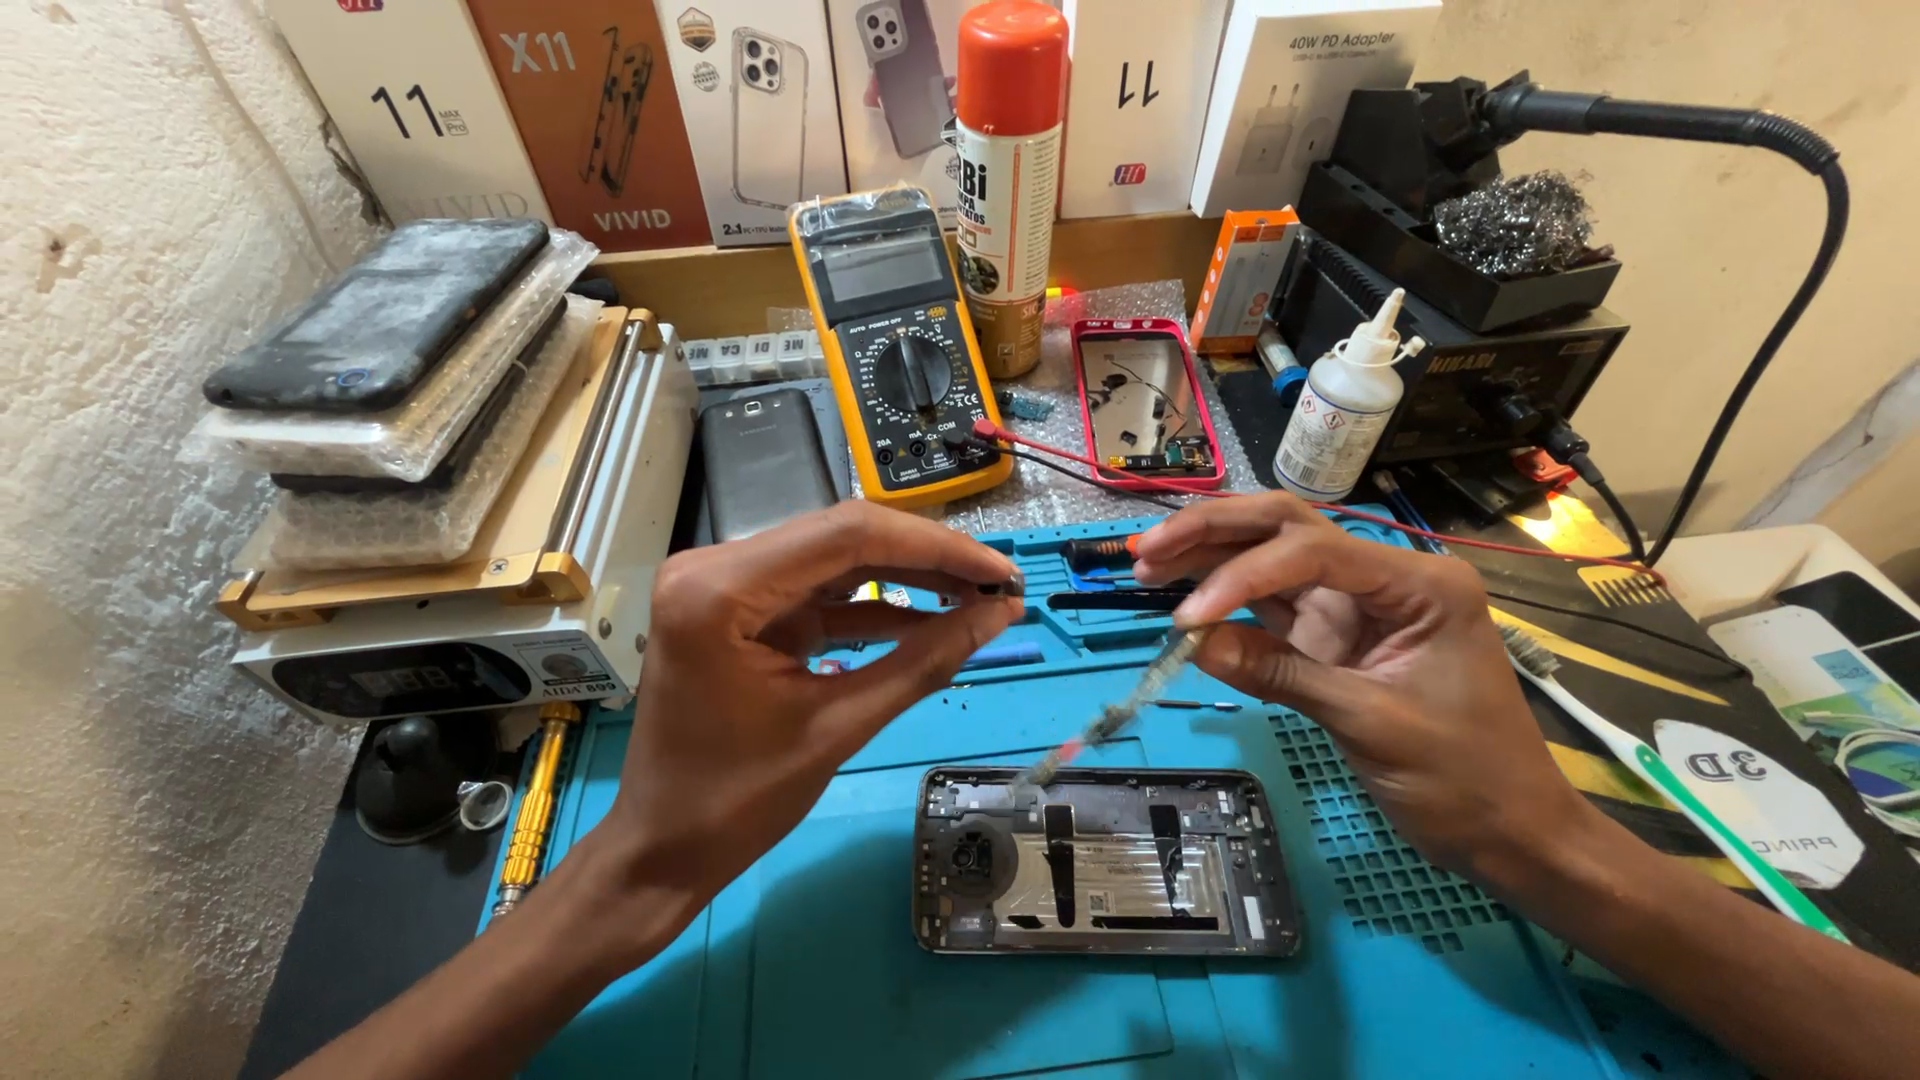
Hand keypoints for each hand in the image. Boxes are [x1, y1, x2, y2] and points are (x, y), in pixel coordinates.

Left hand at [576, 502, 1024, 960]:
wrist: (663, 849)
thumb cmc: (736, 803)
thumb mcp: (838, 728)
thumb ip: (923, 664)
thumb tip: (1000, 615)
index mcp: (721, 589)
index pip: (849, 535)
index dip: (937, 548)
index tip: (1002, 573)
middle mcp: (717, 566)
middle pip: (845, 539)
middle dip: (929, 561)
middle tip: (997, 587)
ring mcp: (728, 585)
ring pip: (839, 562)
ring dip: (909, 580)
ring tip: (977, 602)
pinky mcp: (745, 610)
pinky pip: (823, 596)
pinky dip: (877, 609)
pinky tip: (932, 622)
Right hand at [1132, 493, 1592, 882]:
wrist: (1508, 830)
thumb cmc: (1462, 777)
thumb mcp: (1370, 722)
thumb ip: (1281, 673)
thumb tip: (1194, 644)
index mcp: (1415, 583)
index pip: (1311, 551)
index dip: (1240, 577)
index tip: (1185, 620)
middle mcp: (1381, 575)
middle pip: (1284, 526)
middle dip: (1211, 531)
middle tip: (1146, 552)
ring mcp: (1353, 601)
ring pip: (1269, 553)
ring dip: (1207, 553)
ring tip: (1146, 563)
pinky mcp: (1330, 630)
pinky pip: (1269, 599)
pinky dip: (1223, 595)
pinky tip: (1181, 591)